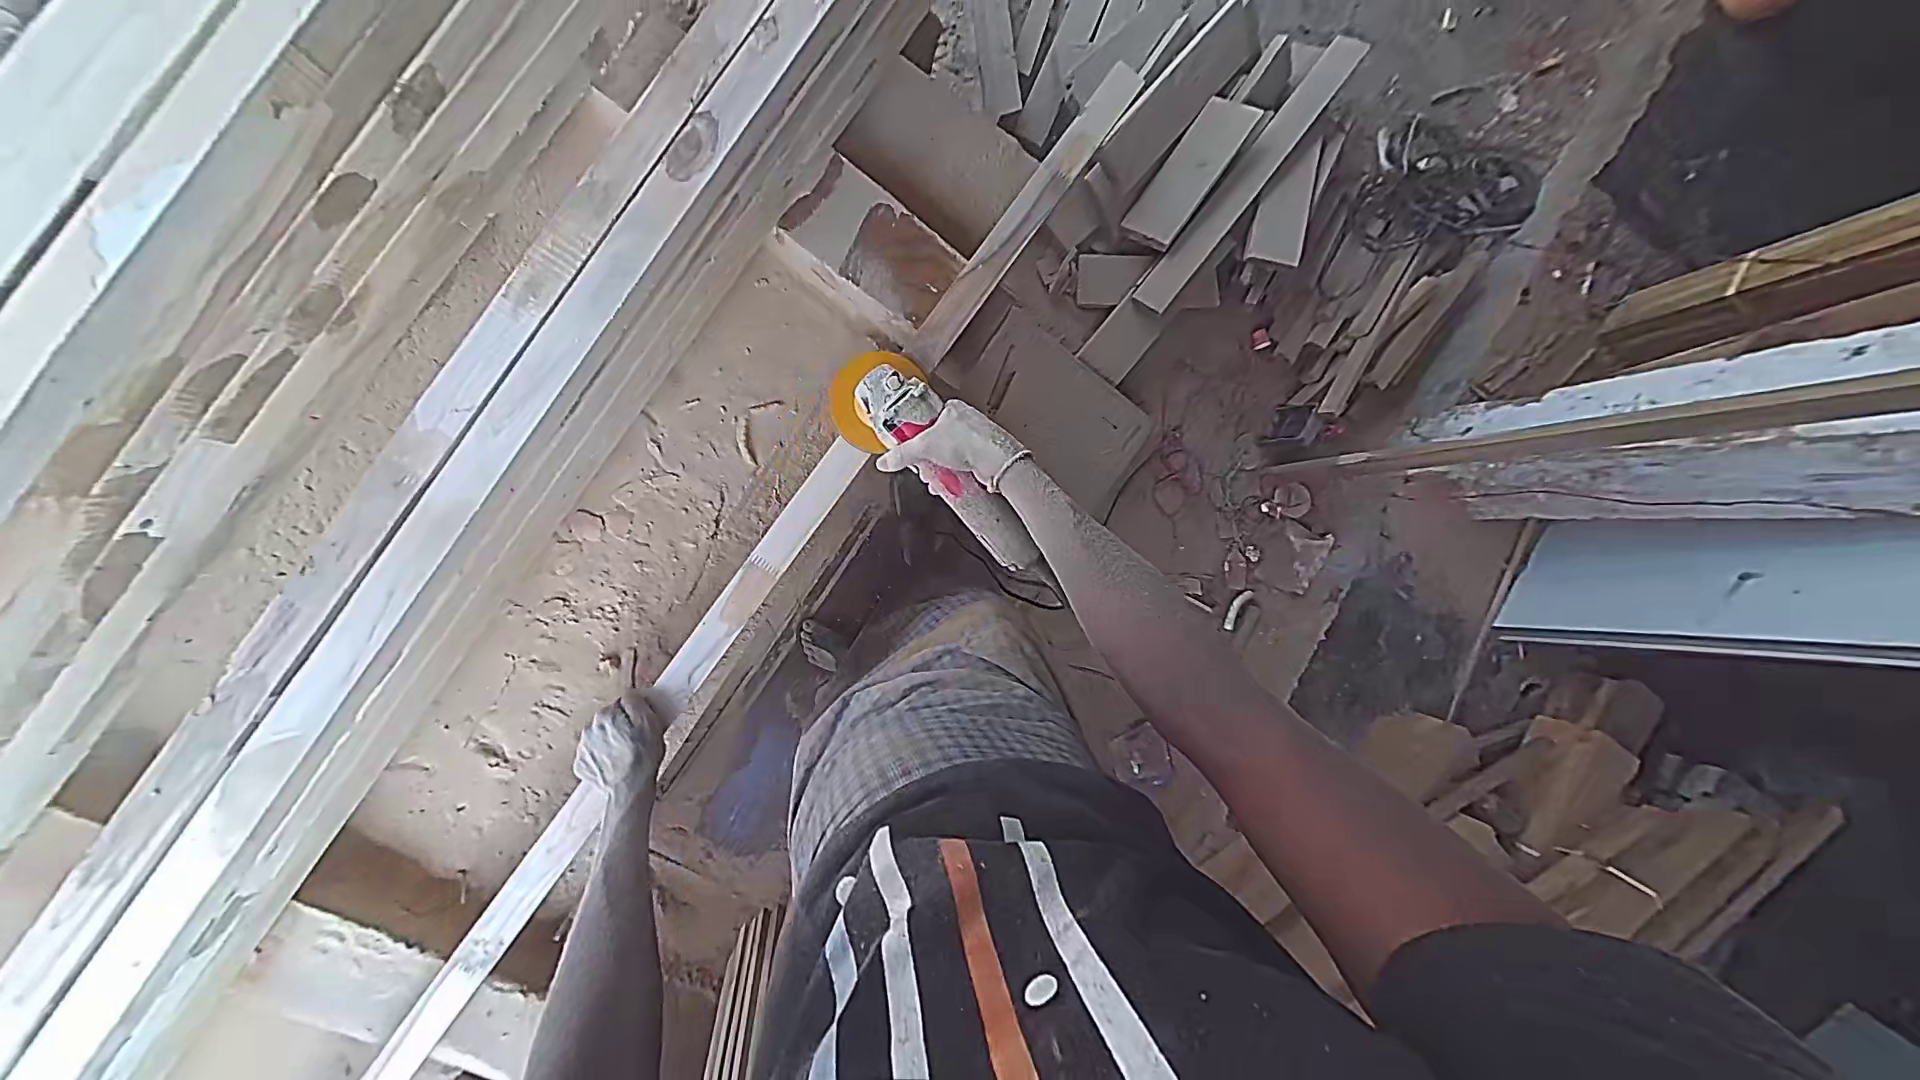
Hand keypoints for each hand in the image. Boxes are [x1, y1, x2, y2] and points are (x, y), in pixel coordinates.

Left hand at [575, 689, 665, 807]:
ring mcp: (584, 748)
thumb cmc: (642, 756)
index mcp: (606, 715)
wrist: (628, 788)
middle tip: (636, 738)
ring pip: (601, 736)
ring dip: (612, 740)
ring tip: (626, 752)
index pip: (621, 703)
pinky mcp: (582, 764)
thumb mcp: (649, 721)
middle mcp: (590, 729)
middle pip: (609, 719)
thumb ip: (636, 701)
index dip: (635, 712)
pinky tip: (616, 762)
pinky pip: (594, 753)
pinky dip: (604, 756)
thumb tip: (629, 695)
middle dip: (621, 726)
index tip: (642, 722)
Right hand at [874, 400, 1028, 492]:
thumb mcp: (925, 446)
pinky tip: (950, 482)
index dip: (914, 438)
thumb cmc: (969, 441)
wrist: (996, 460)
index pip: (924, 422)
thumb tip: (885, 461)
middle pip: (935, 442)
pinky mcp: (981, 455)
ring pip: (948, 456)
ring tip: (936, 478)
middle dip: (927, 460)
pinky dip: (954, 475)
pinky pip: (961, 465)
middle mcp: (964, 421)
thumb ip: (902, 454)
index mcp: (951, 408)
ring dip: (939, 470)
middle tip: (923, 467)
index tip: (908, 450)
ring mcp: (974, 438)